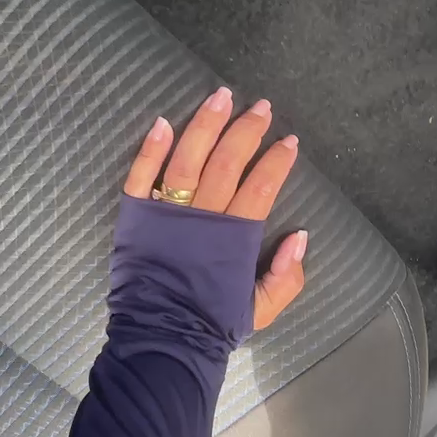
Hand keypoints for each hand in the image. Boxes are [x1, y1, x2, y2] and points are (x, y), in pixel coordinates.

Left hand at [123, 86, 309, 330]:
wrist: (160, 341)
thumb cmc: (212, 323)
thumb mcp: (262, 310)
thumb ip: (287, 276)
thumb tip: (301, 235)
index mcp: (234, 238)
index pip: (261, 186)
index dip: (278, 161)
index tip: (290, 141)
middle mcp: (202, 218)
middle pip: (227, 161)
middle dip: (247, 130)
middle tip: (262, 107)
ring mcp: (165, 214)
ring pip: (188, 157)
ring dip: (206, 124)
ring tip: (222, 95)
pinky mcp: (135, 216)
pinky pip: (141, 176)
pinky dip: (151, 148)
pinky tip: (164, 121)